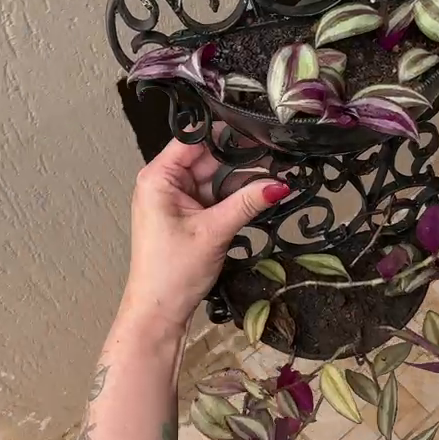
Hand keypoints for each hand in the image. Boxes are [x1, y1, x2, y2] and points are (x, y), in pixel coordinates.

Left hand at [121, 139, 287, 334]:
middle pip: (208, 156)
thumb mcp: (214, 231)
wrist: (159, 311)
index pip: (193, 139)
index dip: (225, 132)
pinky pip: (216, 194)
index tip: (257, 128)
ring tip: (275, 173)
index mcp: (158, 177)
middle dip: (241, 157)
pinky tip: (260, 192)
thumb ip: (247, 203)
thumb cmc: (171, 272)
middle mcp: (166, 181)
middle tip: (277, 154)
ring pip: (216, 175)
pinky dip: (235, 195)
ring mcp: (178, 197)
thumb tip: (279, 184)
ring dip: (242, 177)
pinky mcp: (189, 213)